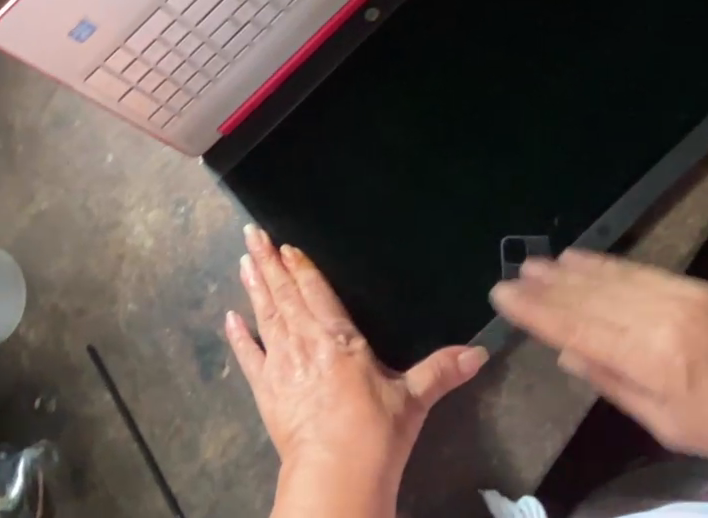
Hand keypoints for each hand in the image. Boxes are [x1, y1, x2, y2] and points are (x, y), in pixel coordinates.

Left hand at [226, 224, 488, 506]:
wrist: (336, 474)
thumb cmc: (375, 434)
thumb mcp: (413, 399)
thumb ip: (441, 371)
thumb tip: (478, 353)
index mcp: (338, 337)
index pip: (315, 291)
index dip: (300, 267)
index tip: (284, 245)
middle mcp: (305, 341)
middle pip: (284, 294)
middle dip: (268, 262)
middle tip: (253, 234)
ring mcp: (281, 364)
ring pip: (265, 315)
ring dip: (254, 286)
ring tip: (243, 260)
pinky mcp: (265, 390)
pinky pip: (249, 357)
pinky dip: (238, 336)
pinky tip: (229, 318)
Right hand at [490, 250, 707, 484]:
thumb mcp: (674, 429)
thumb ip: (616, 386)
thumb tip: (568, 356)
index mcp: (650, 363)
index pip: (574, 328)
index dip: (534, 312)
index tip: (501, 296)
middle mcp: (656, 321)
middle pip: (585, 298)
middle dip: (543, 287)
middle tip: (509, 276)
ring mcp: (677, 297)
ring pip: (606, 279)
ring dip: (565, 271)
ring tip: (533, 263)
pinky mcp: (696, 286)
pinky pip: (635, 269)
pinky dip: (602, 263)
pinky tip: (578, 258)